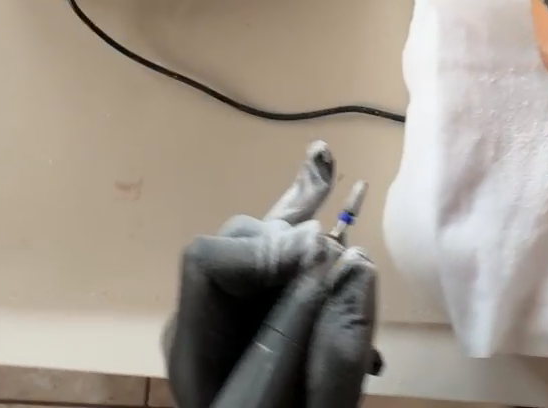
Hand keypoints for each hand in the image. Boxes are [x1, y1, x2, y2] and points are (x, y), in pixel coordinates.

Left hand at [165, 143, 378, 407]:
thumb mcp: (299, 407)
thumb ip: (322, 342)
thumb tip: (352, 258)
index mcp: (195, 345)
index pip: (208, 261)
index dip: (262, 250)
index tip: (317, 259)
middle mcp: (204, 316)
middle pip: (235, 242)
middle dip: (287, 243)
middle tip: (332, 261)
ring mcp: (230, 309)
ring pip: (260, 242)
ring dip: (302, 227)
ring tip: (325, 174)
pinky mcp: (259, 307)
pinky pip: (275, 249)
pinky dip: (300, 208)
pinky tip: (319, 164)